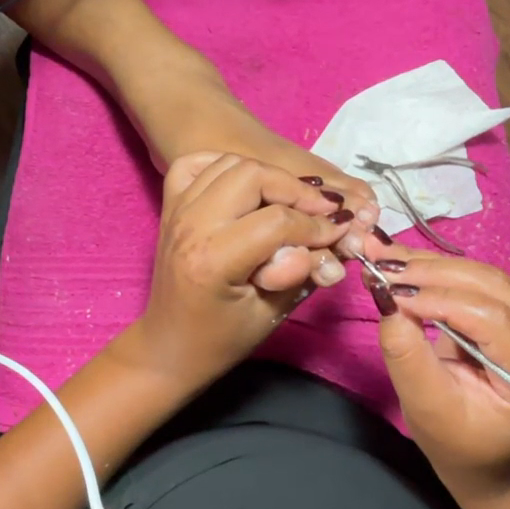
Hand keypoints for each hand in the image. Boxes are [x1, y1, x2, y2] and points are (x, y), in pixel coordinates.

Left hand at [117, 153, 354, 390]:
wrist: (169, 345)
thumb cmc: (222, 338)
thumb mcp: (271, 312)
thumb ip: (304, 270)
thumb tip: (336, 237)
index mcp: (213, 259)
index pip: (277, 220)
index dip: (317, 226)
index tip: (340, 234)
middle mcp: (191, 225)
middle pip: (252, 174)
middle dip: (295, 190)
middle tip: (319, 212)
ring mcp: (177, 210)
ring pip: (230, 162)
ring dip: (267, 176)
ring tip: (290, 202)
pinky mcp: (170, 204)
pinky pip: (198, 163)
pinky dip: (226, 166)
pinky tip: (247, 187)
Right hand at [369, 246, 509, 496]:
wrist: (485, 458)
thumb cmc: (458, 443)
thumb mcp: (426, 407)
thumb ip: (407, 356)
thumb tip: (385, 299)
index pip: (491, 318)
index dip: (438, 298)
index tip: (387, 289)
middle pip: (492, 286)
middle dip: (432, 271)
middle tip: (380, 263)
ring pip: (484, 276)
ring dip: (431, 263)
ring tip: (384, 255)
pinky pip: (478, 281)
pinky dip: (438, 269)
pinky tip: (403, 260)